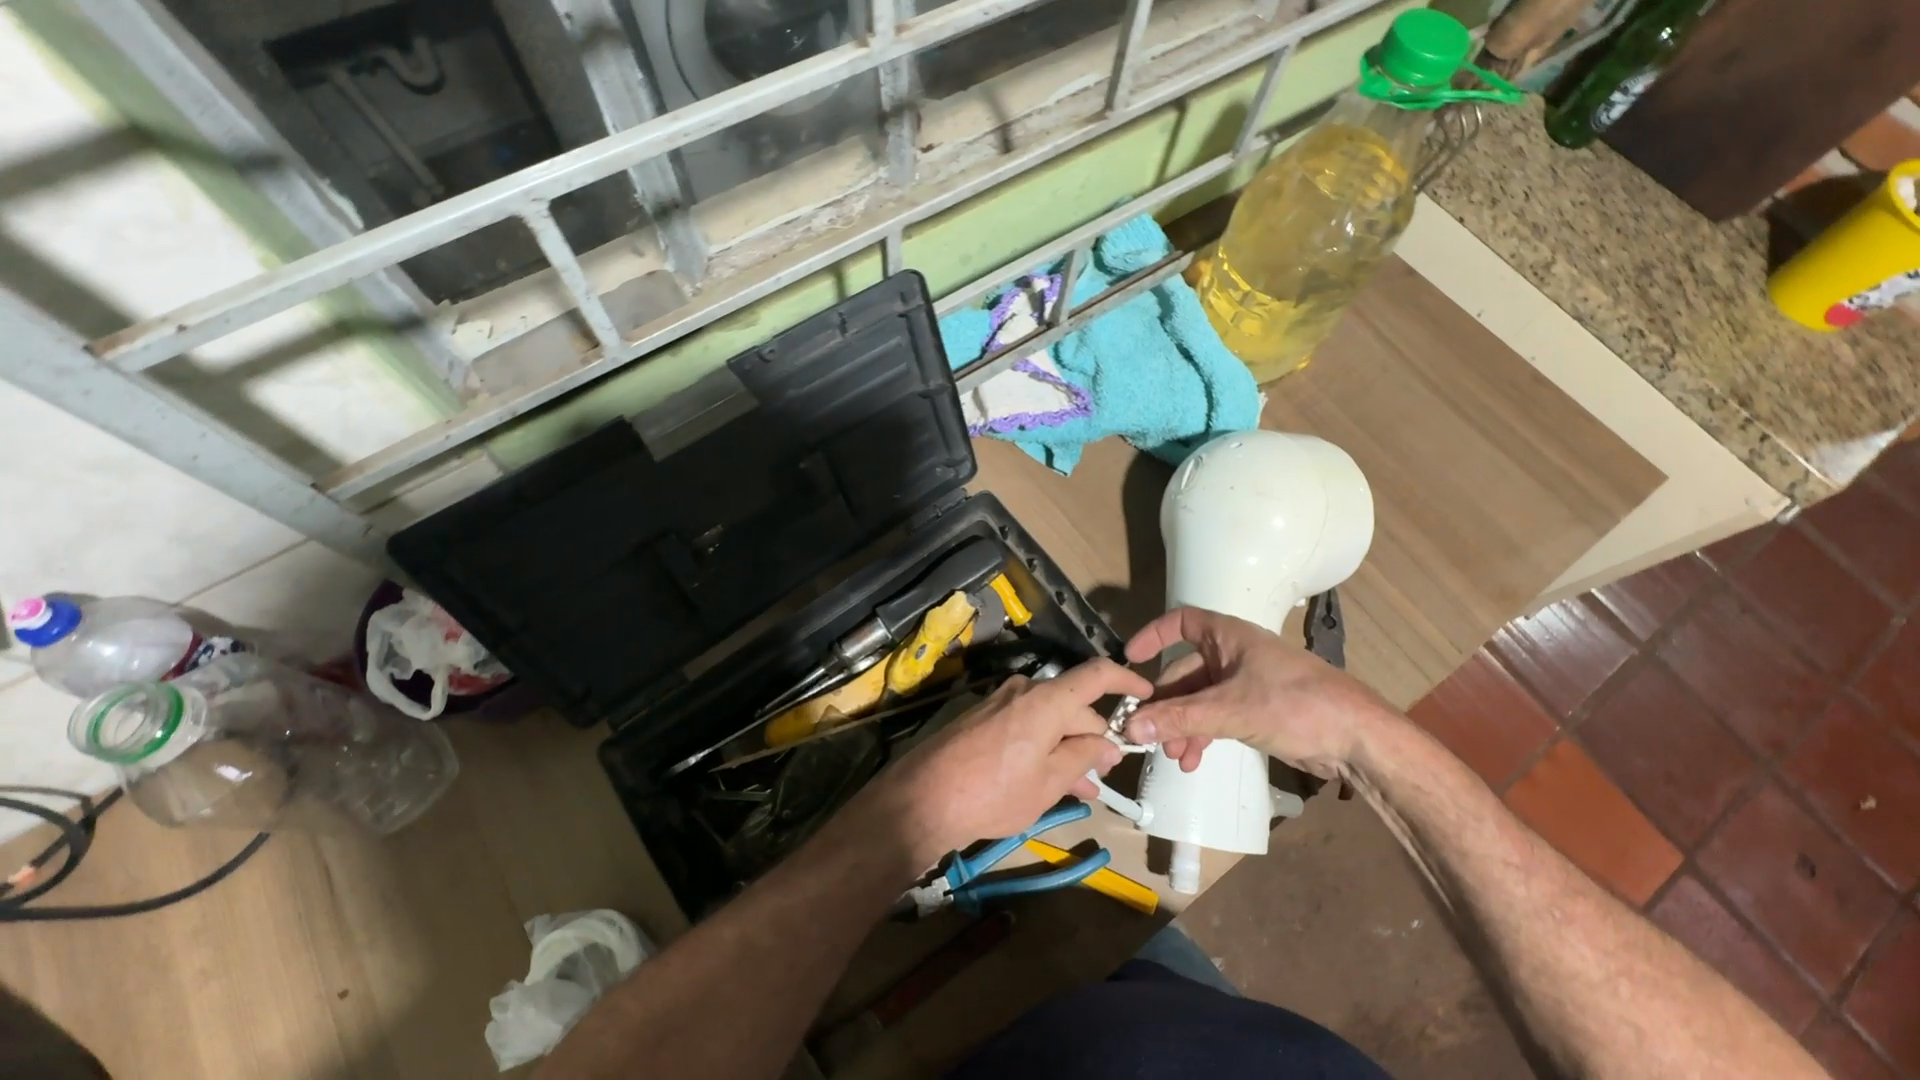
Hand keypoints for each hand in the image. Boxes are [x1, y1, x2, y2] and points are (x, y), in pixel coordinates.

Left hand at [844, 658, 1153, 867]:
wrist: (923, 798)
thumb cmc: (993, 792)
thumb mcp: (1049, 782)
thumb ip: (1083, 757)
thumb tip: (1107, 744)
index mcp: (1046, 700)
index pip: (1097, 674)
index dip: (1126, 680)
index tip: (1145, 693)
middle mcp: (1024, 690)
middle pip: (1073, 703)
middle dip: (1094, 735)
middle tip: (1105, 771)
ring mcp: (1000, 702)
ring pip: (1049, 718)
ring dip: (1068, 746)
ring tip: (1082, 785)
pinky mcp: (983, 717)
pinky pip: (1026, 724)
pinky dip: (1044, 745)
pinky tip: (1049, 778)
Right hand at [1122, 607, 1398, 779]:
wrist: (1356, 738)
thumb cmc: (1296, 704)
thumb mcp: (1231, 710)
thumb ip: (1179, 719)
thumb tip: (1130, 727)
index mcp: (1229, 637)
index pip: (1181, 622)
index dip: (1154, 636)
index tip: (1130, 659)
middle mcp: (1233, 655)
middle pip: (1184, 672)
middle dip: (1165, 703)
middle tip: (1144, 731)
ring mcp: (1244, 685)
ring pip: (1198, 701)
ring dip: (1181, 726)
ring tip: (1172, 755)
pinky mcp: (1255, 712)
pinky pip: (1214, 719)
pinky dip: (1200, 736)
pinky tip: (1191, 761)